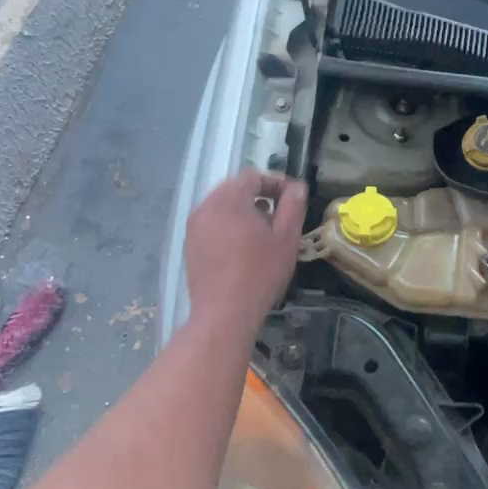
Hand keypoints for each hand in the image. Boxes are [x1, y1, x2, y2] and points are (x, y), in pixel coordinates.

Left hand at [183, 170, 307, 339]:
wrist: (225, 312)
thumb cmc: (261, 273)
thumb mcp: (287, 238)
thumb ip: (293, 206)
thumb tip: (296, 187)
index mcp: (230, 201)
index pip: (253, 176)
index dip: (276, 182)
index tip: (293, 197)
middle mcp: (206, 206)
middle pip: (234, 187)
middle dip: (259, 194)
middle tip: (281, 212)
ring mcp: (194, 226)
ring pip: (221, 204)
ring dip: (244, 209)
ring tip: (263, 229)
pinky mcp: (190, 243)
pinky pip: (212, 221)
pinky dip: (229, 223)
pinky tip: (243, 245)